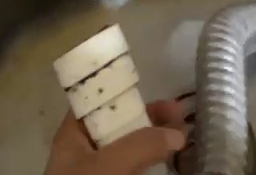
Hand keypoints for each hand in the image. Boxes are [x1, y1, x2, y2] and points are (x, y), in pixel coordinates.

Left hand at [44, 100, 187, 174]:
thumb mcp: (106, 167)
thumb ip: (140, 146)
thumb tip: (177, 134)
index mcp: (73, 135)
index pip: (98, 99)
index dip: (125, 90)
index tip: (157, 90)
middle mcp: (85, 152)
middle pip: (120, 124)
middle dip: (150, 117)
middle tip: (180, 117)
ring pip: (130, 150)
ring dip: (155, 143)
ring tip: (182, 138)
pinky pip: (135, 172)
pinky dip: (152, 167)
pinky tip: (169, 164)